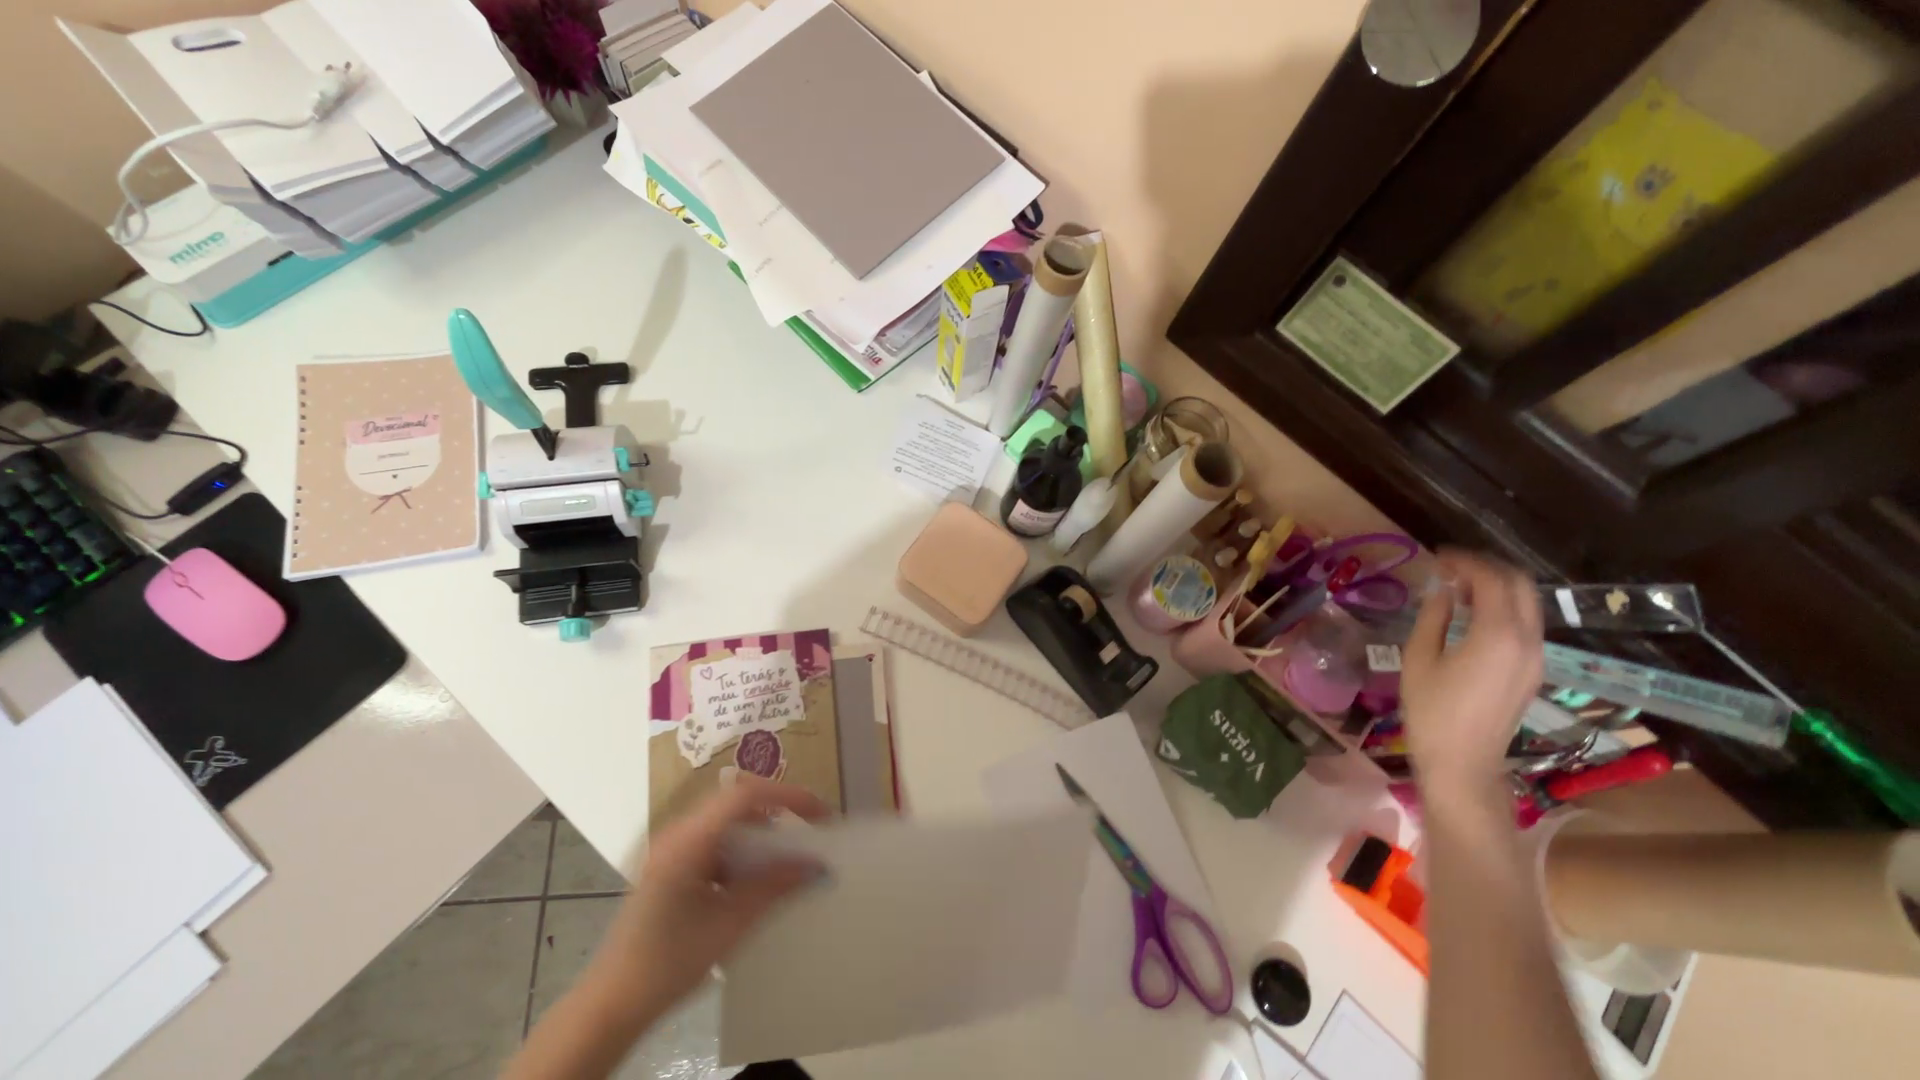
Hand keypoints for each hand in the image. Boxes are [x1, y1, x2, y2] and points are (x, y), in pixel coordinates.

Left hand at [585, 777, 828, 1024]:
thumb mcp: (730, 924)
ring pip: (727, 826)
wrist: (611, 1003)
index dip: (788, 797)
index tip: (821, 817)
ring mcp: (671, 851)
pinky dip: (742, 856)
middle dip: (778, 816)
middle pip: (737, 805)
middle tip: (811, 838)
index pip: (745, 795)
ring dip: (761, 839)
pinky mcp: (671, 869)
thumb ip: (774, 887)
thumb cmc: (668, 962)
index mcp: (688, 840)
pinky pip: (715, 846)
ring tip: (790, 863)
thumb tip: (816, 865)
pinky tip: (759, 884)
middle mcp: (678, 835)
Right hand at [1400, 551, 1543, 792]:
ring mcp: (1536, 657)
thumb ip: (1433, 617)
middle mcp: (1527, 640)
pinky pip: (1526, 625)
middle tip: (1451, 568)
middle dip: (1486, 568)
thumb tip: (1442, 590)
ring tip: (1460, 590)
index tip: (1437, 557)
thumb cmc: (1431, 712)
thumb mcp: (1419, 659)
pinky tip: (1473, 617)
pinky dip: (1503, 608)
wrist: (1463, 764)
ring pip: (1528, 603)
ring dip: (1497, 588)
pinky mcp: (1533, 671)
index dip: (1464, 562)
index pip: (1490, 579)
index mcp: (1498, 634)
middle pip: (1519, 584)